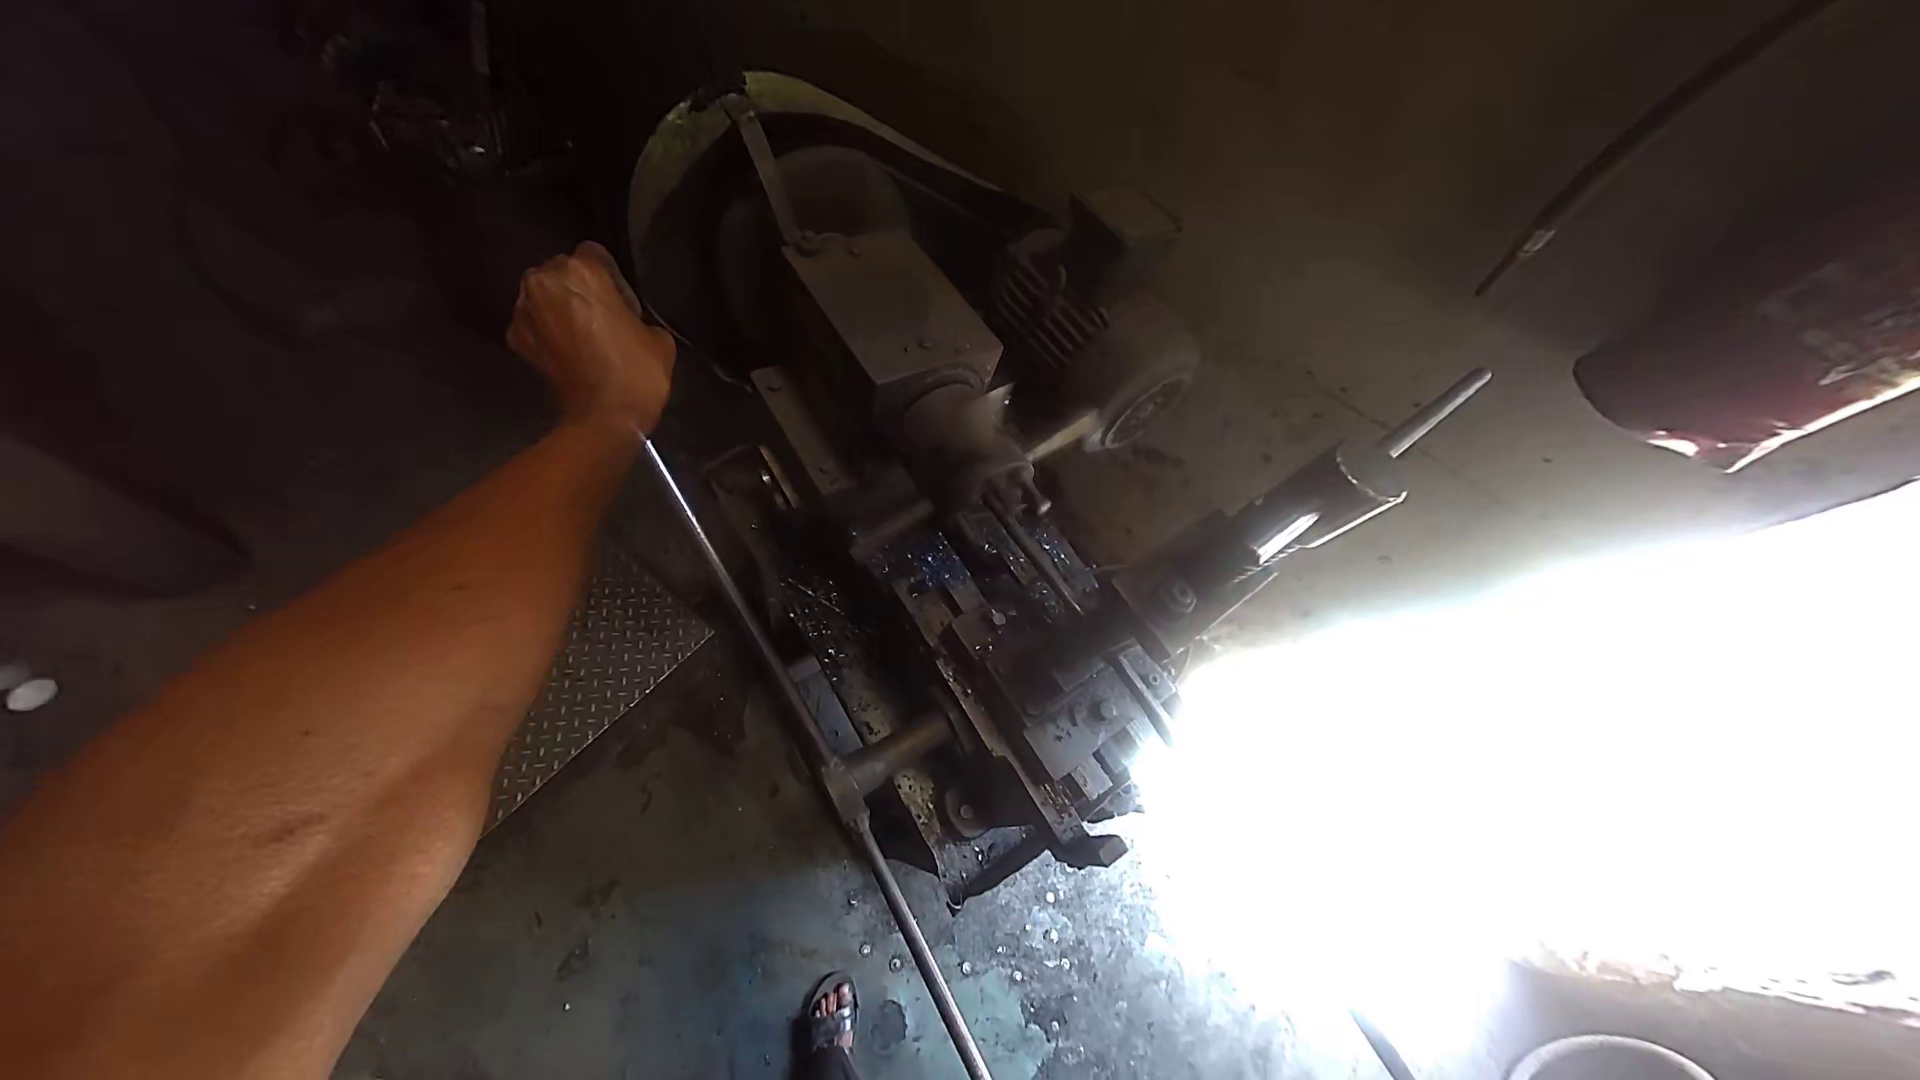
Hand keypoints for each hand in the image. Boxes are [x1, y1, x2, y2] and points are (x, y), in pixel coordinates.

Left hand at [507, 242, 675, 432]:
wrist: (603, 418)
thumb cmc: (636, 374)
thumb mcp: (658, 339)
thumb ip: (637, 316)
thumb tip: (626, 319)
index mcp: (582, 272)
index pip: (595, 255)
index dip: (613, 278)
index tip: (623, 302)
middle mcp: (544, 281)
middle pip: (564, 272)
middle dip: (581, 291)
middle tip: (604, 321)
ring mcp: (524, 310)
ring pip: (546, 297)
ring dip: (562, 311)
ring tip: (586, 339)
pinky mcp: (517, 338)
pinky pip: (535, 324)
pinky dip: (549, 334)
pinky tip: (569, 354)